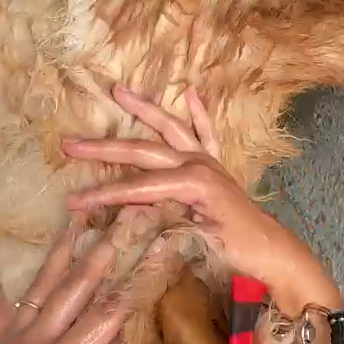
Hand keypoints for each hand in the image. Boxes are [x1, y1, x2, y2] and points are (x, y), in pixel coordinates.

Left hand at [0, 228, 146, 343]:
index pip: (102, 319)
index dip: (129, 287)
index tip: (151, 256)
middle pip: (69, 293)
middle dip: (95, 258)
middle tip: (114, 226)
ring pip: (36, 291)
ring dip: (57, 257)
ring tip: (71, 226)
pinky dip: (10, 291)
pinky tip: (11, 277)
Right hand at [62, 86, 343, 314]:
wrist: (275, 253)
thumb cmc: (238, 253)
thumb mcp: (197, 244)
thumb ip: (163, 228)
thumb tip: (129, 220)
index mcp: (192, 181)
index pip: (136, 187)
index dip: (102, 195)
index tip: (71, 201)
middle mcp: (197, 162)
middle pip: (141, 152)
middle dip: (103, 148)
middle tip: (68, 143)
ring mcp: (207, 160)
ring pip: (169, 128)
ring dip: (143, 109)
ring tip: (119, 89)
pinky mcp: (217, 165)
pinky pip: (207, 133)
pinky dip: (199, 112)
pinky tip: (191, 93)